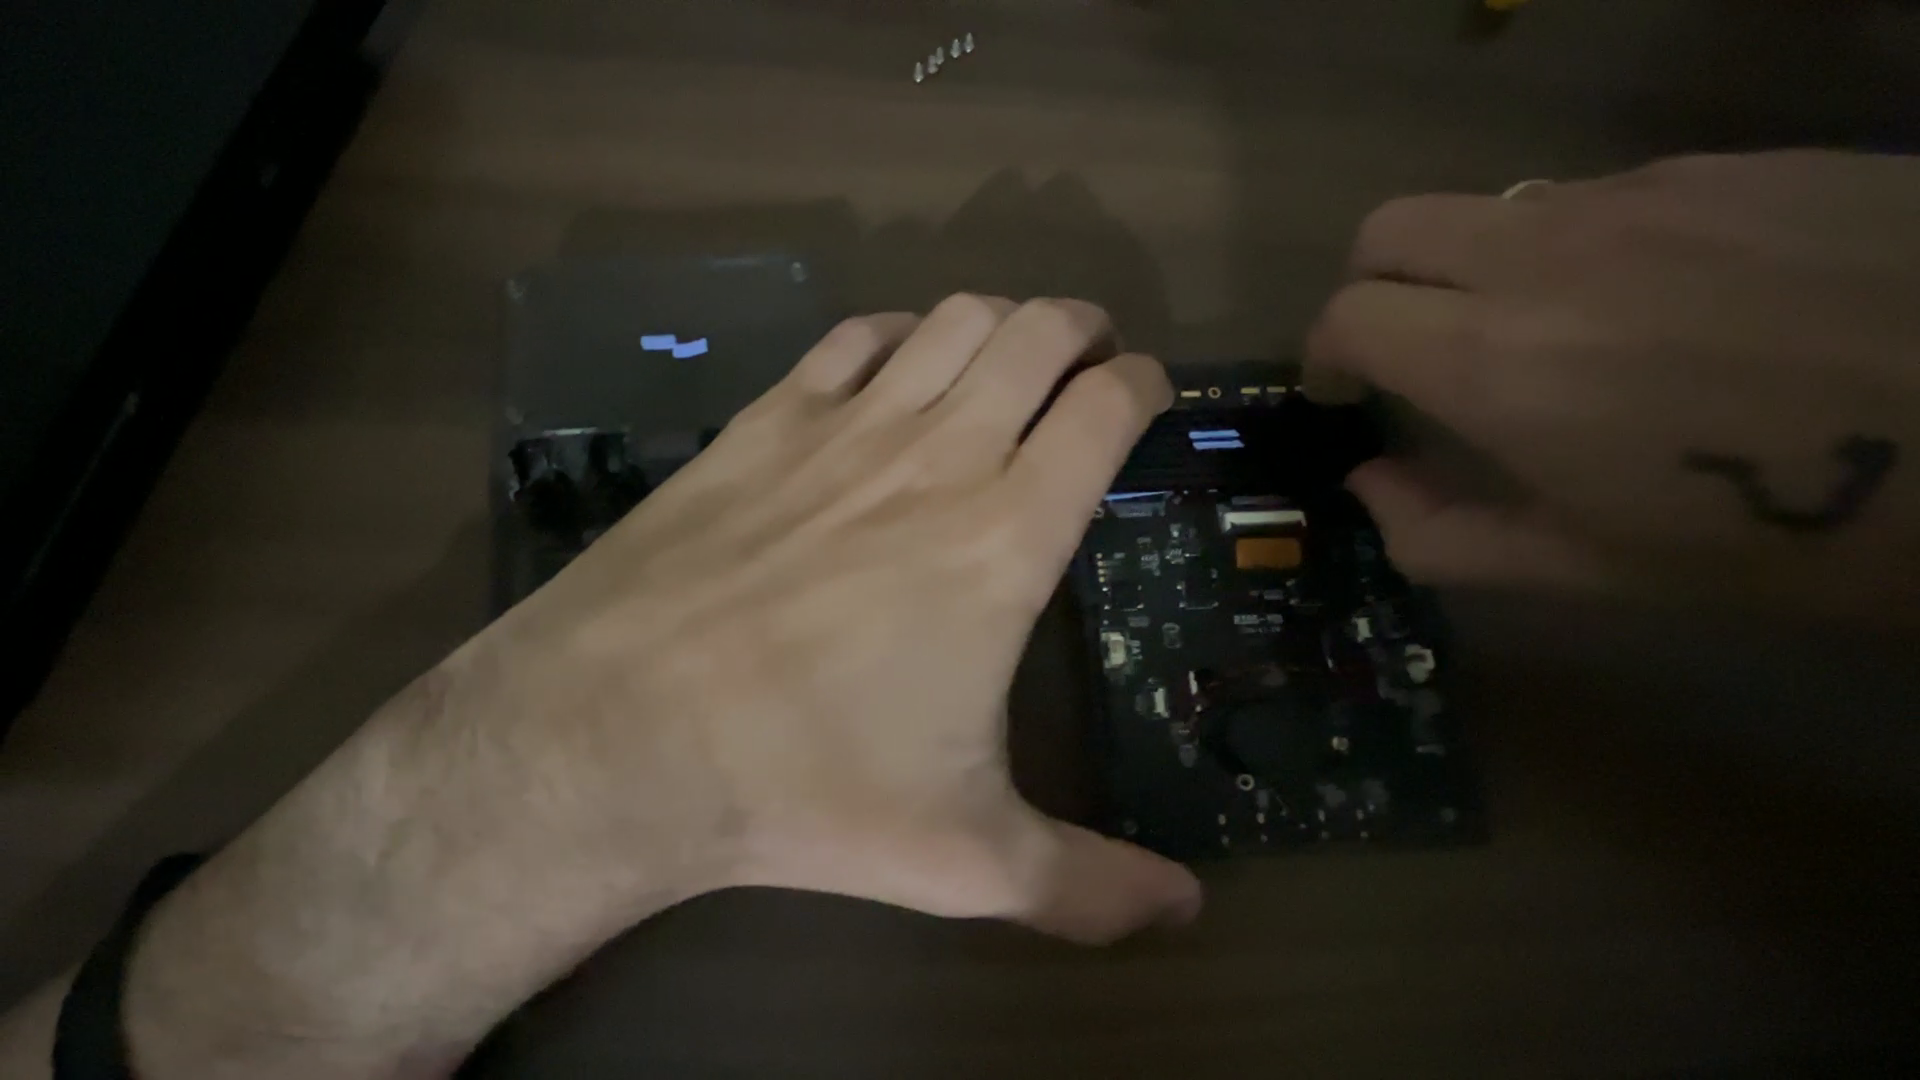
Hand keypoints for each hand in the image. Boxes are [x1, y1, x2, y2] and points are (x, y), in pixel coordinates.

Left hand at [485, 294, 1200, 941]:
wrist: (616, 738)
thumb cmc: (806, 786)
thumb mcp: (966, 857)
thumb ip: (1086, 883)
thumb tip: (1187, 913)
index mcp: (1005, 536)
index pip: (1104, 409)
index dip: (1143, 383)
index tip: (1150, 390)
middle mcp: (937, 457)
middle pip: (1035, 336)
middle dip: (1080, 327)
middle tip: (1091, 353)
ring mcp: (842, 428)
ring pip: (951, 320)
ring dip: (1001, 319)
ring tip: (1014, 347)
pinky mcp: (761, 424)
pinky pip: (851, 340)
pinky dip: (897, 332)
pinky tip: (899, 359)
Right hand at [1305, 150, 1919, 617]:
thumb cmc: (1781, 532)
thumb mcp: (1583, 569)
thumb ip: (1437, 533)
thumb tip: (1371, 482)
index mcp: (1498, 363)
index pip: (1345, 315)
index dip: (1322, 356)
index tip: (1340, 393)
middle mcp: (1546, 257)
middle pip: (1387, 229)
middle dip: (1367, 288)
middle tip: (1403, 347)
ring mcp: (1643, 196)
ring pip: (1489, 208)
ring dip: (1469, 268)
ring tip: (1537, 330)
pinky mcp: (1733, 165)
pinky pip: (1595, 196)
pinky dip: (1572, 247)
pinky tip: (1650, 300)